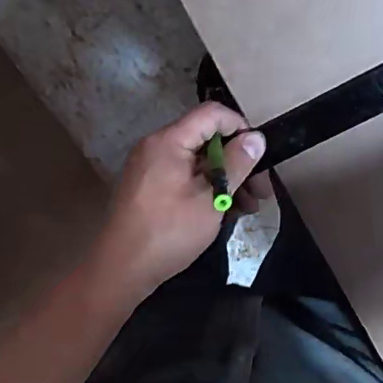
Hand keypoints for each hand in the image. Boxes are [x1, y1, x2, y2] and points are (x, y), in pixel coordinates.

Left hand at [85, 103, 265, 303]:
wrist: (120, 268)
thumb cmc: (168, 232)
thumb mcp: (211, 198)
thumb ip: (236, 164)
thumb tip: (257, 137)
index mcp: (168, 140)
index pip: (211, 113)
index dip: (240, 127)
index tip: (260, 156)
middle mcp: (156, 145)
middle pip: (206, 138)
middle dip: (237, 161)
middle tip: (261, 192)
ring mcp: (150, 165)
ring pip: (197, 160)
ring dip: (225, 178)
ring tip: (248, 208)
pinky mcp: (148, 185)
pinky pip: (183, 175)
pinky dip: (205, 187)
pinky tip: (225, 212)